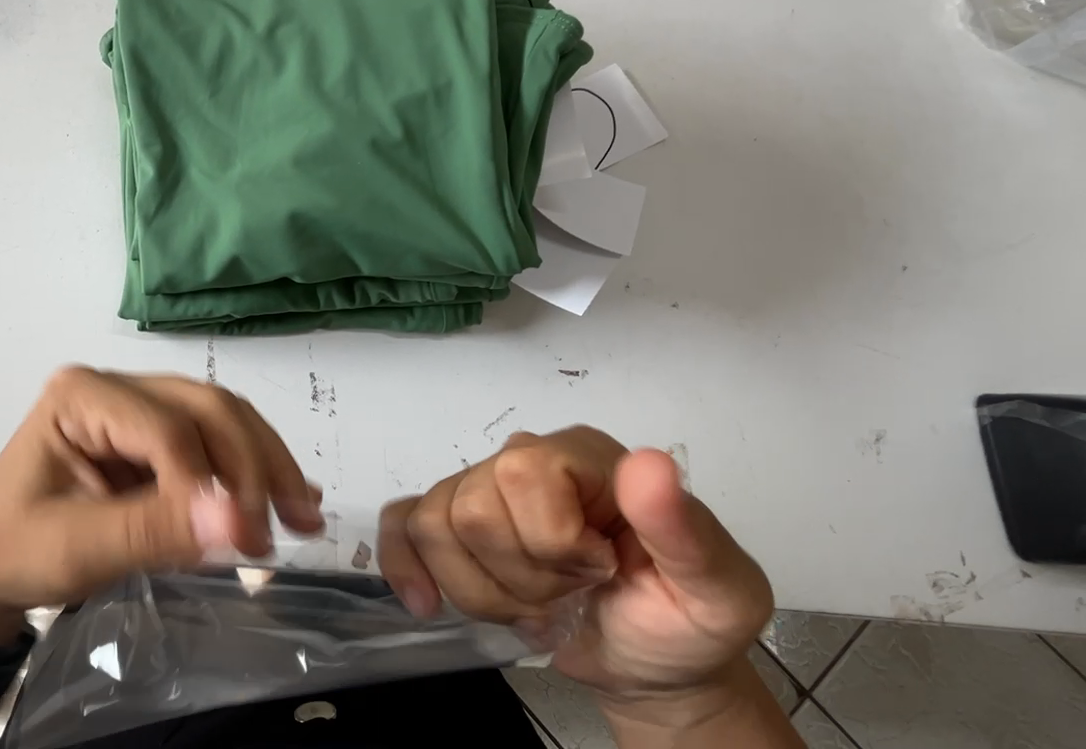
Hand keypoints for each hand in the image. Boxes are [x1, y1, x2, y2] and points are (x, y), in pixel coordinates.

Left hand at [0, 366, 323, 648]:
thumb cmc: (10, 554)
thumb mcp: (75, 548)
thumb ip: (153, 531)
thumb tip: (235, 520)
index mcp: (81, 395)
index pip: (166, 428)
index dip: (208, 483)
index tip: (243, 544)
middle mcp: (113, 388)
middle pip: (205, 408)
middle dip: (253, 464)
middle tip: (290, 528)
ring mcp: (134, 410)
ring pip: (219, 419)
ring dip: (262, 465)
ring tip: (302, 518)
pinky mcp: (149, 441)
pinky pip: (211, 445)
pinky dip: (249, 472)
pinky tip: (288, 497)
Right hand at [376, 429, 773, 714]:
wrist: (650, 662)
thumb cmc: (683, 624)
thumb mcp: (718, 592)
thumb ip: (686, 531)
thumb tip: (647, 464)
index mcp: (580, 455)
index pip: (521, 474)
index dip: (551, 541)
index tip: (601, 571)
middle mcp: (521, 458)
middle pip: (472, 509)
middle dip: (522, 577)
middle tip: (571, 593)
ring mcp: (477, 489)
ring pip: (433, 527)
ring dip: (483, 592)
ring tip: (534, 606)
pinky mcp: (448, 525)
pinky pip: (401, 525)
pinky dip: (404, 564)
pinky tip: (425, 602)